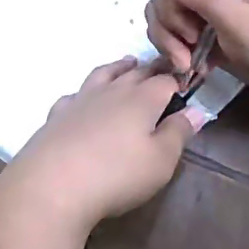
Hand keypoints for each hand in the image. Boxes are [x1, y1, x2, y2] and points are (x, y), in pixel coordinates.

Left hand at [0, 58, 203, 234]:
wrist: (52, 185)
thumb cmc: (116, 175)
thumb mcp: (160, 161)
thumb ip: (179, 133)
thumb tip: (196, 110)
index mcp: (143, 99)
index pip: (166, 81)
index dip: (178, 80)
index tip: (187, 82)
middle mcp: (113, 91)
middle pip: (136, 73)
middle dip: (152, 69)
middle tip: (161, 68)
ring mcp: (82, 100)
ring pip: (104, 74)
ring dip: (119, 67)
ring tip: (128, 64)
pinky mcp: (58, 115)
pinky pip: (75, 94)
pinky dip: (85, 92)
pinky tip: (83, 98)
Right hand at [145, 0, 248, 92]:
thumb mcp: (236, 20)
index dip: (172, 11)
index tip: (192, 35)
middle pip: (160, 2)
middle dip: (168, 33)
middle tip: (186, 58)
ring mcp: (198, 11)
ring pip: (161, 20)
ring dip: (169, 45)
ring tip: (187, 66)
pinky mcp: (196, 32)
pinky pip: (169, 36)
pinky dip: (174, 53)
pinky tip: (192, 68)